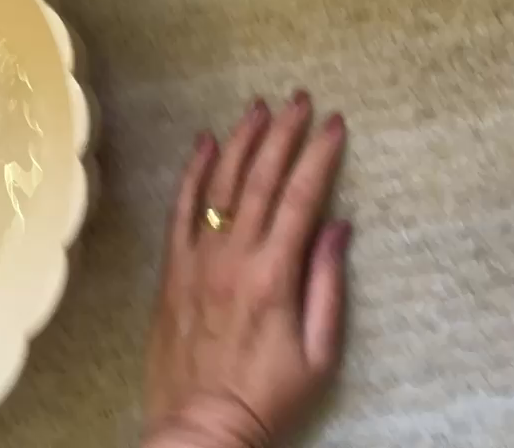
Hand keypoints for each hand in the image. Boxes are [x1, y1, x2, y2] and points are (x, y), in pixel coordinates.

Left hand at [142, 92, 350, 447]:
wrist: (200, 431)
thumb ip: (328, 284)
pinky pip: (181, 209)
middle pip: (263, 177)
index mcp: (275, 273)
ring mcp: (198, 258)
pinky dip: (193, 172)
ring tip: (259, 107)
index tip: (334, 123)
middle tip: (299, 99)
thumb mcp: (319, 353)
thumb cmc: (268, 395)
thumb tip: (340, 226)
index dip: (320, 154)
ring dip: (243, 140)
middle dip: (284, 132)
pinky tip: (206, 142)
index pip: (303, 196)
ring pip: (222, 183)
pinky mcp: (173, 268)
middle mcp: (235, 255)